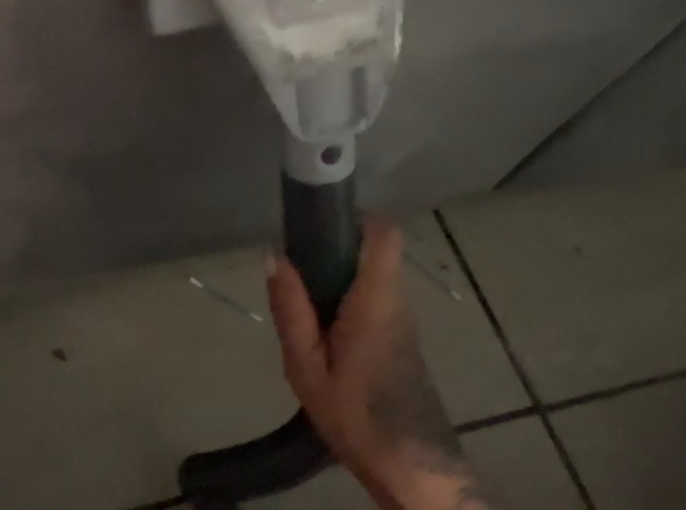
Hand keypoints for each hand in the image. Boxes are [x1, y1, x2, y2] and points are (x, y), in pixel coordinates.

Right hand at [268, 220, 493, 509]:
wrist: (411, 469)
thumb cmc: (358, 416)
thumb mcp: (307, 368)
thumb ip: (291, 310)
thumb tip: (274, 255)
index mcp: (376, 299)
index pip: (383, 233)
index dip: (355, 216)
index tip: (318, 220)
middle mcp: (396, 300)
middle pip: (372, 250)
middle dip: (334, 248)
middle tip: (296, 271)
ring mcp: (403, 320)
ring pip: (371, 275)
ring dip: (339, 277)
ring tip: (302, 305)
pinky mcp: (402, 339)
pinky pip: (373, 299)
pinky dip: (347, 300)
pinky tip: (323, 333)